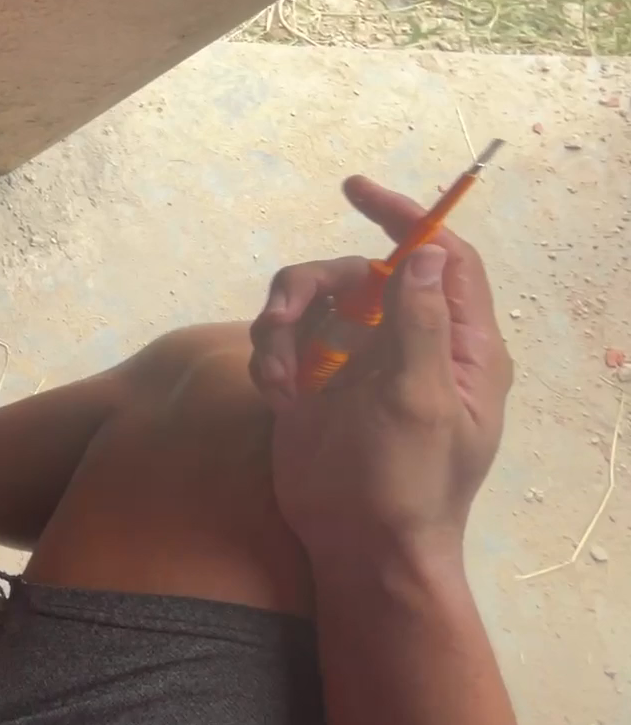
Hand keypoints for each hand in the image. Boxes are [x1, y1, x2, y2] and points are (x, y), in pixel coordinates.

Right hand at [247, 176, 512, 569]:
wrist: (353, 534)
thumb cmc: (405, 476)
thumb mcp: (418, 400)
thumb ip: (424, 324)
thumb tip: (427, 252)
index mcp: (457, 344)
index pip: (441, 259)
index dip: (406, 217)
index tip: (355, 189)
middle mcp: (404, 340)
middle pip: (352, 276)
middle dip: (305, 293)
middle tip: (277, 322)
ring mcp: (354, 358)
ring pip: (305, 304)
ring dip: (277, 332)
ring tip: (273, 378)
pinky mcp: (311, 375)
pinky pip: (279, 338)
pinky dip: (266, 358)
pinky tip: (272, 395)